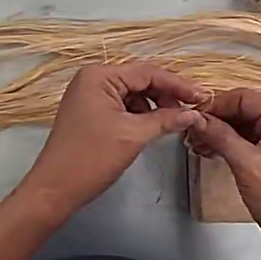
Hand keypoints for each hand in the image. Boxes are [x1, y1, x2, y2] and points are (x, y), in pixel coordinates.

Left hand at [18, 63, 206, 215]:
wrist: (56, 186)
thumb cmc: (92, 157)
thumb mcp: (134, 134)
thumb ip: (166, 119)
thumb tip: (194, 113)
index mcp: (99, 76)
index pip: (147, 72)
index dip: (178, 84)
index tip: (204, 97)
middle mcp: (92, 79)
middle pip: (139, 80)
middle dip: (167, 94)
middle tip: (194, 109)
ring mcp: (89, 94)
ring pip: (132, 92)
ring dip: (154, 104)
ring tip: (175, 120)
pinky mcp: (90, 110)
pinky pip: (121, 104)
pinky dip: (140, 113)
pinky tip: (154, 125)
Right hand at [187, 90, 260, 259]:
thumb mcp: (247, 165)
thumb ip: (220, 135)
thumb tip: (194, 117)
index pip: (243, 97)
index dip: (214, 105)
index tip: (189, 118)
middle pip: (242, 109)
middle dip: (214, 120)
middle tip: (188, 135)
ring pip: (242, 125)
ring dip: (217, 133)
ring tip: (195, 146)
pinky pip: (248, 140)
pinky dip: (227, 144)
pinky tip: (209, 152)